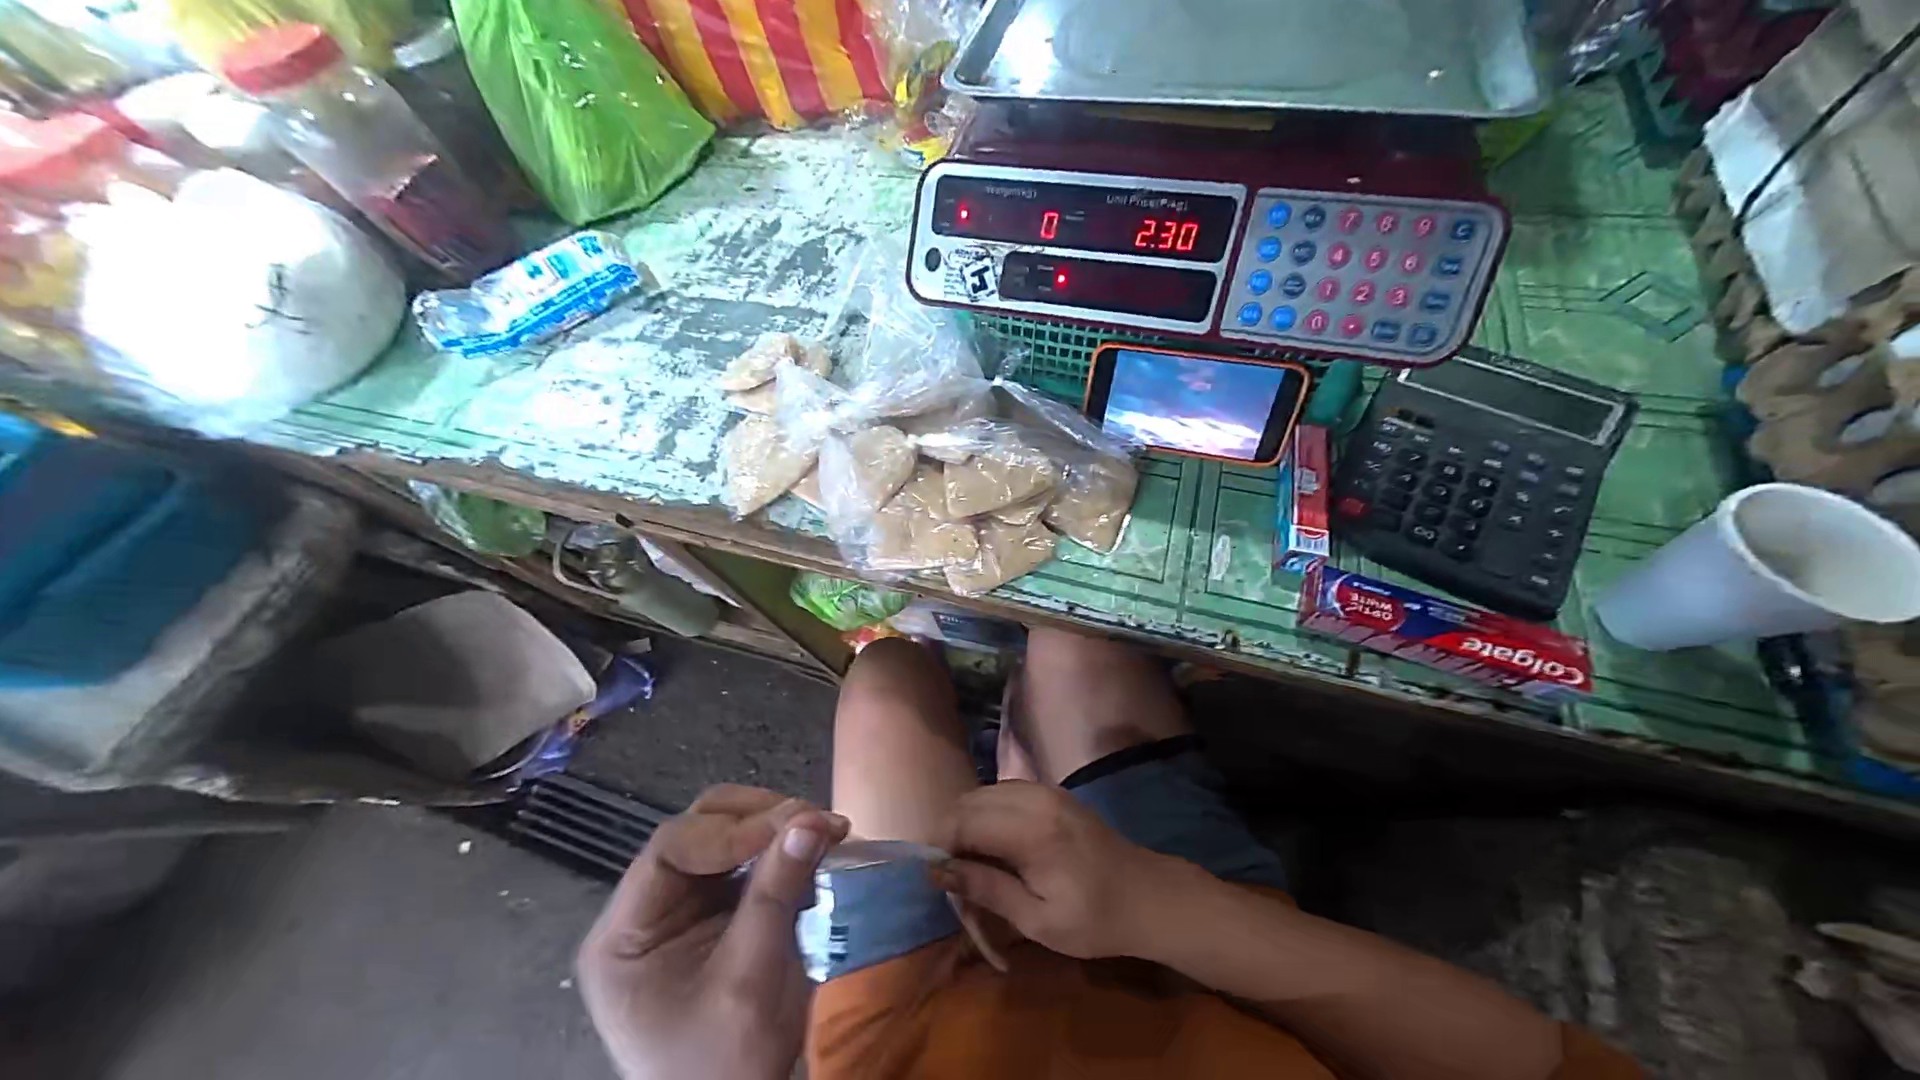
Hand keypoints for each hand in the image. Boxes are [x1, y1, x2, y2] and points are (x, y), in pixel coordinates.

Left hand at [576, 784, 850, 1079]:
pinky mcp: (716, 910)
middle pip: (697, 829)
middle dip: (759, 817)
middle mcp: (647, 909)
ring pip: (726, 833)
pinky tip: (816, 853)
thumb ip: (775, 896)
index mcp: (625, 934)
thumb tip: (810, 821)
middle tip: (815, 822)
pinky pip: (749, 859)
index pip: (672, 848)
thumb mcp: (749, 983)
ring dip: (777, 826)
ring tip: (825, 832)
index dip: (734, 829)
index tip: (795, 826)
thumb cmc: (726, 1067)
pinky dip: (783, 850)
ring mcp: (682, 907)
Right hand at [932, 780, 1189, 960]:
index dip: (939, 844)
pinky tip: (994, 842)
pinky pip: (1003, 791)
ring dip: (966, 821)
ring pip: (983, 792)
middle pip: (969, 801)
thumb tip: (938, 870)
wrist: (1148, 895)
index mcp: (1031, 831)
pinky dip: (987, 811)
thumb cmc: (1095, 920)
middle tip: (952, 874)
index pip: (963, 821)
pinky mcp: (1051, 791)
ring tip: (971, 861)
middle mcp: (1034, 798)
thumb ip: (986, 889)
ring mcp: (1045, 790)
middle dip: (949, 833)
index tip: (934, 877)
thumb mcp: (1037, 919)